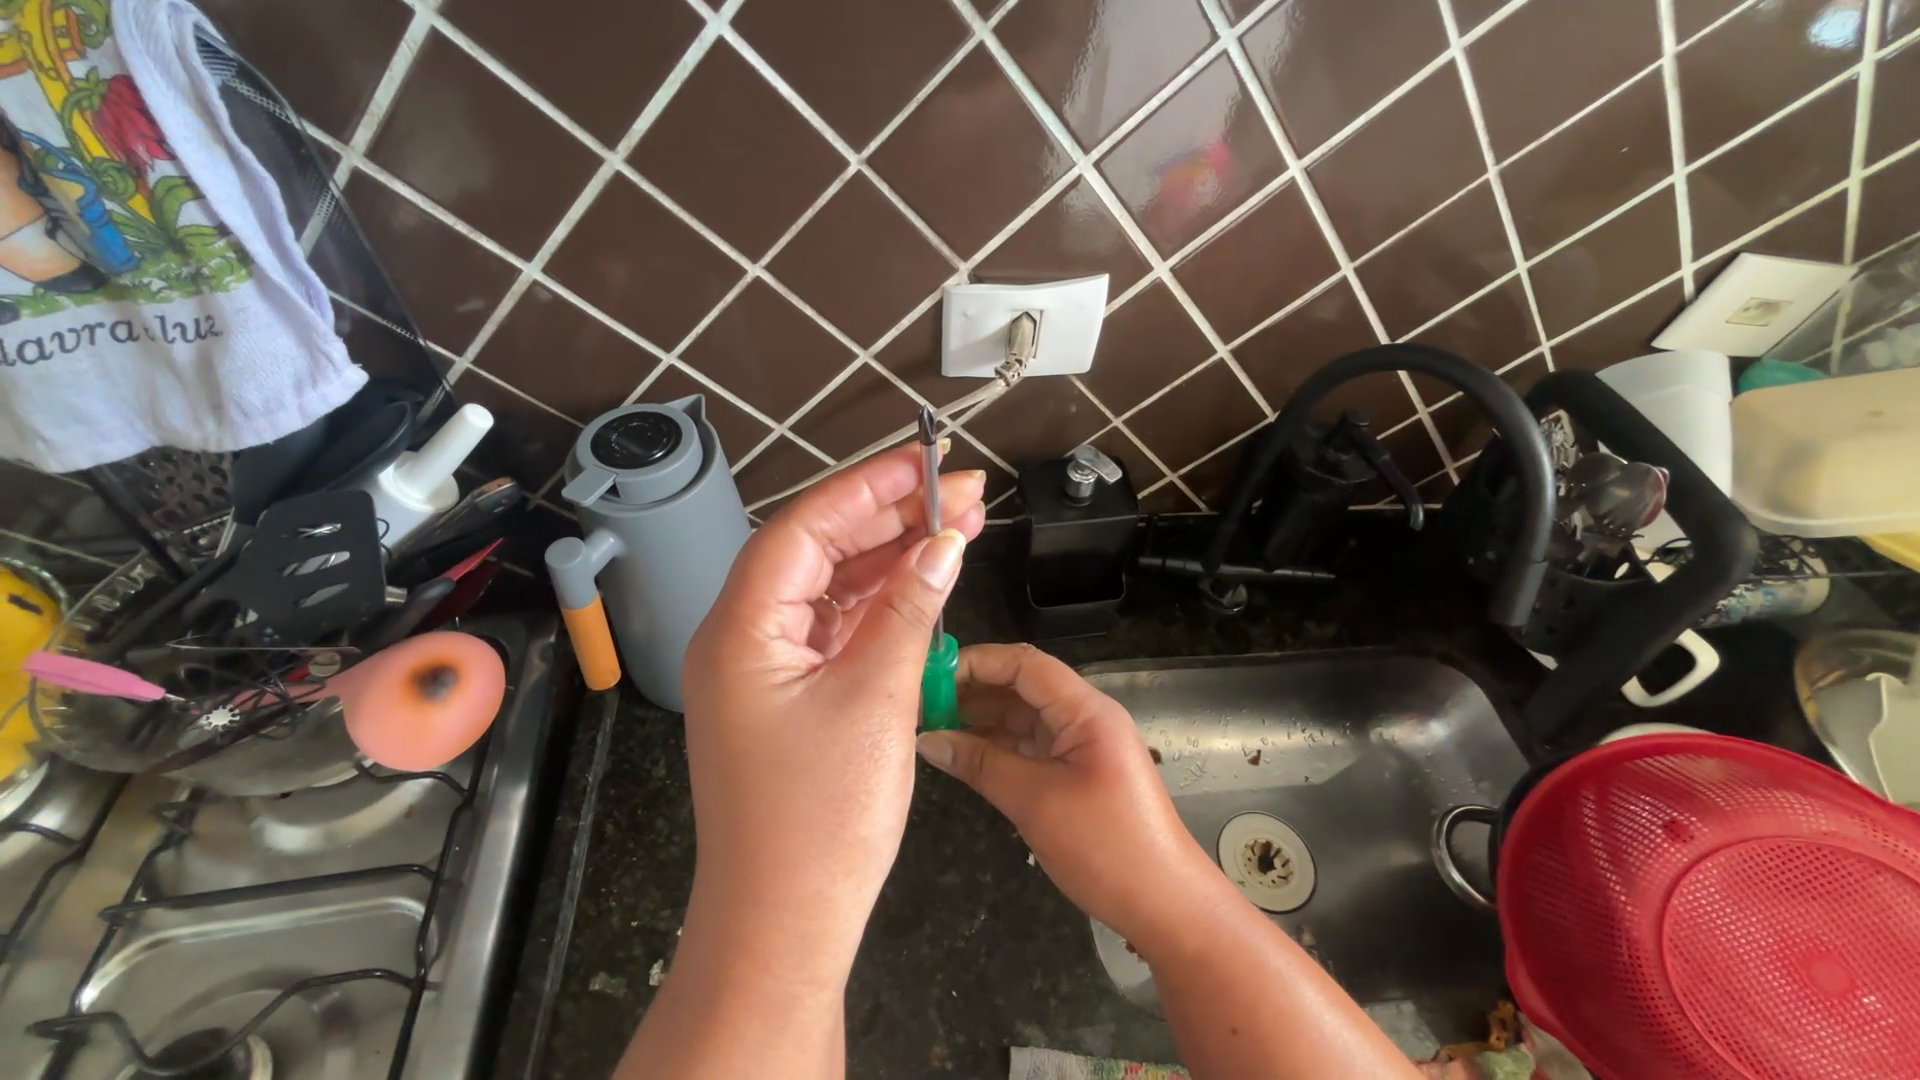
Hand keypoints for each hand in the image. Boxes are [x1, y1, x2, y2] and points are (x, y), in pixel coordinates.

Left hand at [678, 445, 985, 972]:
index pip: (804, 527)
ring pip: (830, 587)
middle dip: (888, 515)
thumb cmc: (822, 819)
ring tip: (957, 524)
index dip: (868, 486)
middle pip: (816, 549)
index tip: (928, 460)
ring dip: (890, 556)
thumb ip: (910, 610)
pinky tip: (925, 580)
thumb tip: (945, 542)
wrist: (784, 925)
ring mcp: (767, 666)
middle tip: (960, 491)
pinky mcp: (791, 694)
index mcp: (741, 627)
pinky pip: (836, 628)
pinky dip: (881, 602)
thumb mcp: (876, 700)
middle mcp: (744, 635)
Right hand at [915, 644, 1223, 951]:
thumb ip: (980, 764)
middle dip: (972, 690)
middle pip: (1022, 685)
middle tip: (920, 705)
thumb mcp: (1035, 802)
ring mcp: (1081, 744)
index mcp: (1085, 710)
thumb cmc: (1106, 847)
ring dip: (980, 719)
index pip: (1024, 663)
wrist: (1165, 904)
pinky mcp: (1076, 771)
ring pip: (1022, 716)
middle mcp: (1084, 717)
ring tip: (930, 728)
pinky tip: (960, 754)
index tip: (929, 677)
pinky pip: (1030, 745)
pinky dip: (996, 746)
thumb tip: (927, 740)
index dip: (976, 662)